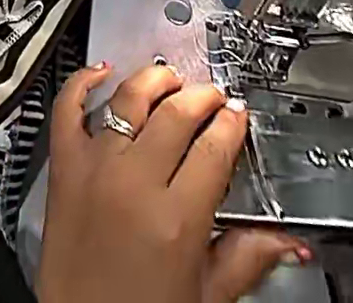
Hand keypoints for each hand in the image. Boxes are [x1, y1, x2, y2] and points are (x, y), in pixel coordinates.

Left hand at [37, 63, 308, 302]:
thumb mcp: (205, 296)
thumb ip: (248, 258)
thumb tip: (289, 241)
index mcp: (176, 219)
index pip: (214, 146)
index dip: (232, 122)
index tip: (237, 115)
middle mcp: (134, 185)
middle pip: (177, 112)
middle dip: (203, 96)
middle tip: (213, 98)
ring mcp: (95, 170)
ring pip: (129, 98)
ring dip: (155, 80)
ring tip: (171, 81)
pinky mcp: (64, 169)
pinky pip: (68, 109)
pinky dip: (83, 83)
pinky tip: (102, 72)